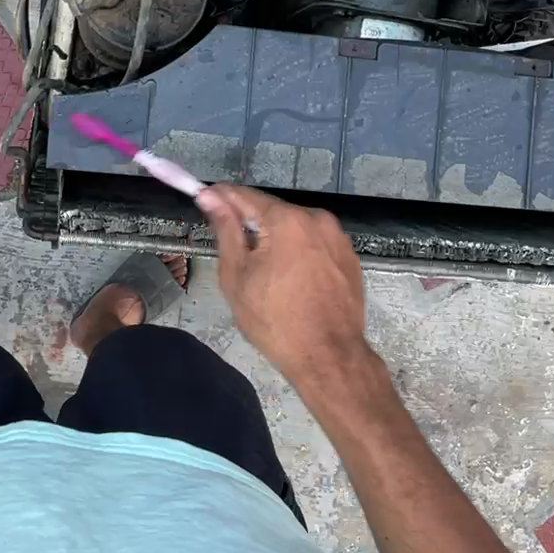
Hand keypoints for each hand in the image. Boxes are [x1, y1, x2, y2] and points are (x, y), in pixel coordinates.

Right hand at [196, 184, 370, 381]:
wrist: (329, 357)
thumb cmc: (275, 320)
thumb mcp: (237, 276)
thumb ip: (225, 230)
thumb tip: (210, 197)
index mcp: (286, 220)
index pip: (245, 195)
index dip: (221, 197)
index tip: (203, 199)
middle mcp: (317, 219)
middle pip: (272, 210)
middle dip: (250, 224)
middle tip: (233, 251)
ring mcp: (338, 237)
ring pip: (295, 227)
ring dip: (275, 238)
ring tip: (263, 272)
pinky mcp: (349, 256)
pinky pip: (315, 244)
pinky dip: (299, 252)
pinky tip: (291, 280)